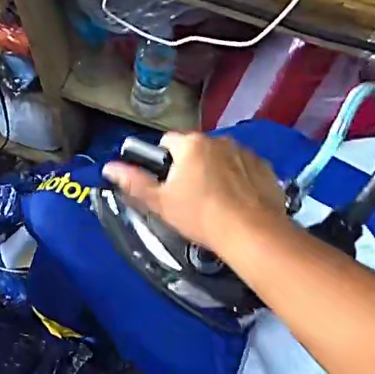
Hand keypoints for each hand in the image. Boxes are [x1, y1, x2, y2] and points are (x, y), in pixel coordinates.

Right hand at [102, 132, 286, 252]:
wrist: (252, 233)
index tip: (166, 184)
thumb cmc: (201, 216)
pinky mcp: (265, 167)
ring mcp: (245, 152)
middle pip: (196, 149)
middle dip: (190, 167)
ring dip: (215, 172)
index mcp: (191, 144)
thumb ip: (134, 182)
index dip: (163, 162)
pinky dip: (239, 180)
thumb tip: (109, 167)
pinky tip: (236, 203)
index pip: (168, 142)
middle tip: (188, 198)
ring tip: (215, 202)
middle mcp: (219, 140)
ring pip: (221, 158)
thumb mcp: (161, 202)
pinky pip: (244, 169)